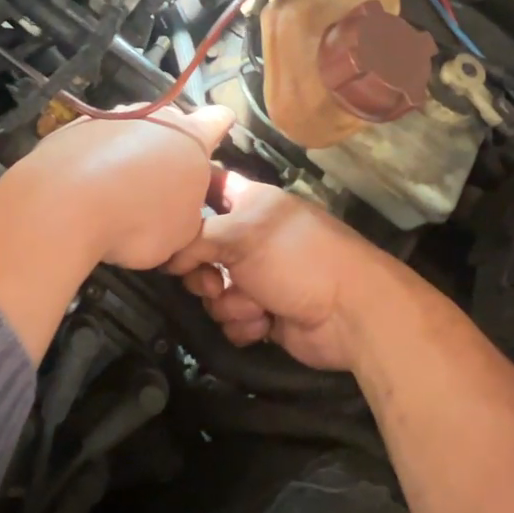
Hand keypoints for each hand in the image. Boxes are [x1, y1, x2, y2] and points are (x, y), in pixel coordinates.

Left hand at [0, 104, 234, 270]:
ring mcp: (112, 117)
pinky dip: (97, 160)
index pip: (218, 120)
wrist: (65, 203)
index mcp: (191, 139)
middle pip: (172, 124)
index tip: (215, 141)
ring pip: (132, 131)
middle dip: (170, 149)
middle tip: (162, 185)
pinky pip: (96, 142)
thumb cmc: (139, 220)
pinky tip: (87, 188)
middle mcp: (154, 117)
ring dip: (131, 154)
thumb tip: (178, 206)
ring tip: (118, 191)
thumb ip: (189, 212)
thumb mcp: (182, 234)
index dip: (219, 129)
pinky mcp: (75, 126)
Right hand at [165, 174, 393, 371]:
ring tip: (256, 304)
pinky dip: (245, 324)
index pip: (207, 188)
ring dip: (230, 303)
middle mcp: (249, 237)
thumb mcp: (242, 234)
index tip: (164, 220)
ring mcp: (256, 277)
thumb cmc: (297, 258)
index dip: (183, 200)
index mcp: (249, 203)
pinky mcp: (262, 313)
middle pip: (198, 251)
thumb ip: (194, 239)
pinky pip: (230, 320)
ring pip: (212, 292)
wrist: (350, 313)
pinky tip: (266, 323)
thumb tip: (167, 258)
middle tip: (212, 281)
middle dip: (202, 273)